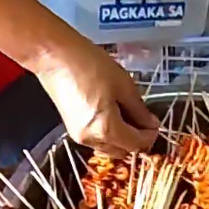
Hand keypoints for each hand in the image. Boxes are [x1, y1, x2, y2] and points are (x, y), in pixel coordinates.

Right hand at [28, 35, 158, 156]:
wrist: (54, 57)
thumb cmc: (89, 65)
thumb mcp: (123, 85)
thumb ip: (139, 110)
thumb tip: (150, 124)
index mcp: (107, 129)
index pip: (136, 144)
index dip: (150, 135)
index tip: (155, 122)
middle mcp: (92, 140)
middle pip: (123, 151)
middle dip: (136, 139)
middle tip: (143, 119)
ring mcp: (80, 137)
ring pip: (109, 148)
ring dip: (122, 138)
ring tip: (126, 115)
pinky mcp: (72, 130)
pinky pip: (97, 141)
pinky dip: (108, 134)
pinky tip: (111, 115)